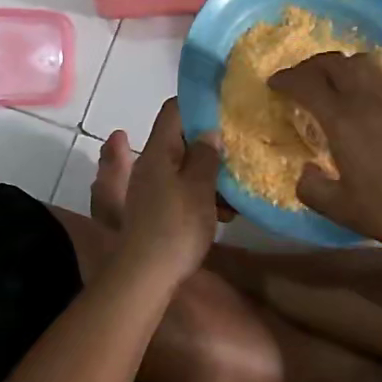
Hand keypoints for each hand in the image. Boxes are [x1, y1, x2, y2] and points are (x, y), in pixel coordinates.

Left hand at [112, 98, 222, 284]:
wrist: (146, 275)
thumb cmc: (176, 226)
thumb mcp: (200, 188)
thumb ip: (206, 157)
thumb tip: (209, 131)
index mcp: (158, 152)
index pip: (173, 111)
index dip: (198, 106)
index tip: (224, 110)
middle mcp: (149, 165)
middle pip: (179, 141)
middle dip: (208, 146)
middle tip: (236, 154)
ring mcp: (149, 189)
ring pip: (182, 170)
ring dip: (207, 176)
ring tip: (234, 192)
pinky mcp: (155, 212)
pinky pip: (180, 193)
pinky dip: (200, 196)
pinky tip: (222, 213)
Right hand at [269, 52, 381, 266]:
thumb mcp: (345, 211)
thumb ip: (312, 189)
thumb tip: (304, 172)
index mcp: (345, 121)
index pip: (307, 84)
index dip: (286, 80)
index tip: (273, 84)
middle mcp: (370, 102)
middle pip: (336, 62)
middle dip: (311, 65)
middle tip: (298, 80)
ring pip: (363, 64)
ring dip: (339, 66)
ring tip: (330, 85)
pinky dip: (363, 81)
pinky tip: (362, 107)